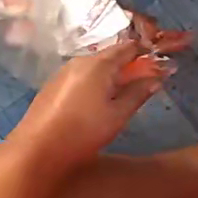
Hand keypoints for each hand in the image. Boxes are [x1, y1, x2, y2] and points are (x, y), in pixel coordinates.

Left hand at [7, 39, 164, 165]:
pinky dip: (95, 80)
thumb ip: (139, 93)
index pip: (128, 47)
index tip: (160, 58)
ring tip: (124, 90)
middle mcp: (80, 61)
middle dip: (130, 63)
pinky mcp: (52, 86)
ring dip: (112, 72)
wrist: (37, 150)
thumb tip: (157, 78)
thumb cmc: (84, 132)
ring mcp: (63, 72)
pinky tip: (99, 98)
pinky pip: (81, 75)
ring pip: (95, 66)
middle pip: (111, 55)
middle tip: (145, 76)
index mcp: (99, 64)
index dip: (146, 50)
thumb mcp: (118, 115)